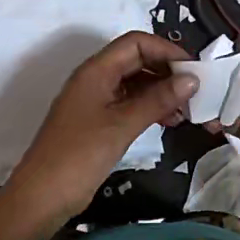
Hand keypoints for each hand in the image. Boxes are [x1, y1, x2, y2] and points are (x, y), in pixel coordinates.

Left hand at [7, 32, 196, 217]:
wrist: (43, 195)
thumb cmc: (80, 155)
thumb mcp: (122, 125)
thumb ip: (158, 100)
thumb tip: (192, 79)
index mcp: (96, 70)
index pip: (136, 43)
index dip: (167, 50)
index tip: (194, 70)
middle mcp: (96, 79)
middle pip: (137, 61)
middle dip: (168, 73)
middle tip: (197, 93)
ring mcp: (96, 101)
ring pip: (136, 84)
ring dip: (162, 93)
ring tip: (187, 112)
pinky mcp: (99, 122)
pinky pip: (130, 104)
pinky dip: (151, 108)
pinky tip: (170, 122)